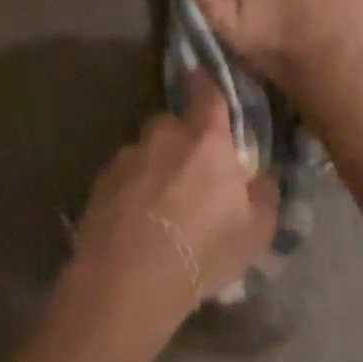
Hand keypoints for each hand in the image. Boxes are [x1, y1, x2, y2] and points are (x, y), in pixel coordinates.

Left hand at [62, 74, 279, 338]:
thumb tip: (260, 176)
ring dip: (154, 167)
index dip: (209, 84)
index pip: (209, 93)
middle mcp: (162, 137)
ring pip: (145, 151)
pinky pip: (123, 177)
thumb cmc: (203, 250)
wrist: (127, 280)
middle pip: (173, 124)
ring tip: (161, 205)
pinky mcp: (98, 184)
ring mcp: (124, 159)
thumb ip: (263, 193)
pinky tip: (136, 221)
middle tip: (193, 172)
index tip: (206, 81)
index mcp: (206, 140)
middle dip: (183, 139)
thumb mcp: (257, 230)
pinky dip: (131, 190)